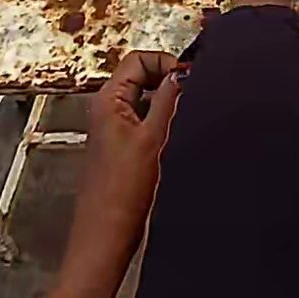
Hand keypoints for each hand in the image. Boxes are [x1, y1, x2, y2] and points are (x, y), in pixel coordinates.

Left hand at [73, 51, 182, 250]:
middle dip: (168, 79)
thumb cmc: (123, 192)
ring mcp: (115, 128)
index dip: (164, 62)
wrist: (107, 239)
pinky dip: (162, 118)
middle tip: (191, 93)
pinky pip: (145, 117)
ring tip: (186, 113)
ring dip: (167, 100)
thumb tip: (181, 72)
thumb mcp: (153, 137)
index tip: (187, 77)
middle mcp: (108, 109)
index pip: (138, 59)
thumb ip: (168, 99)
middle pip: (141, 75)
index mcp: (108, 100)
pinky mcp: (123, 146)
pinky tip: (177, 133)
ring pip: (146, 97)